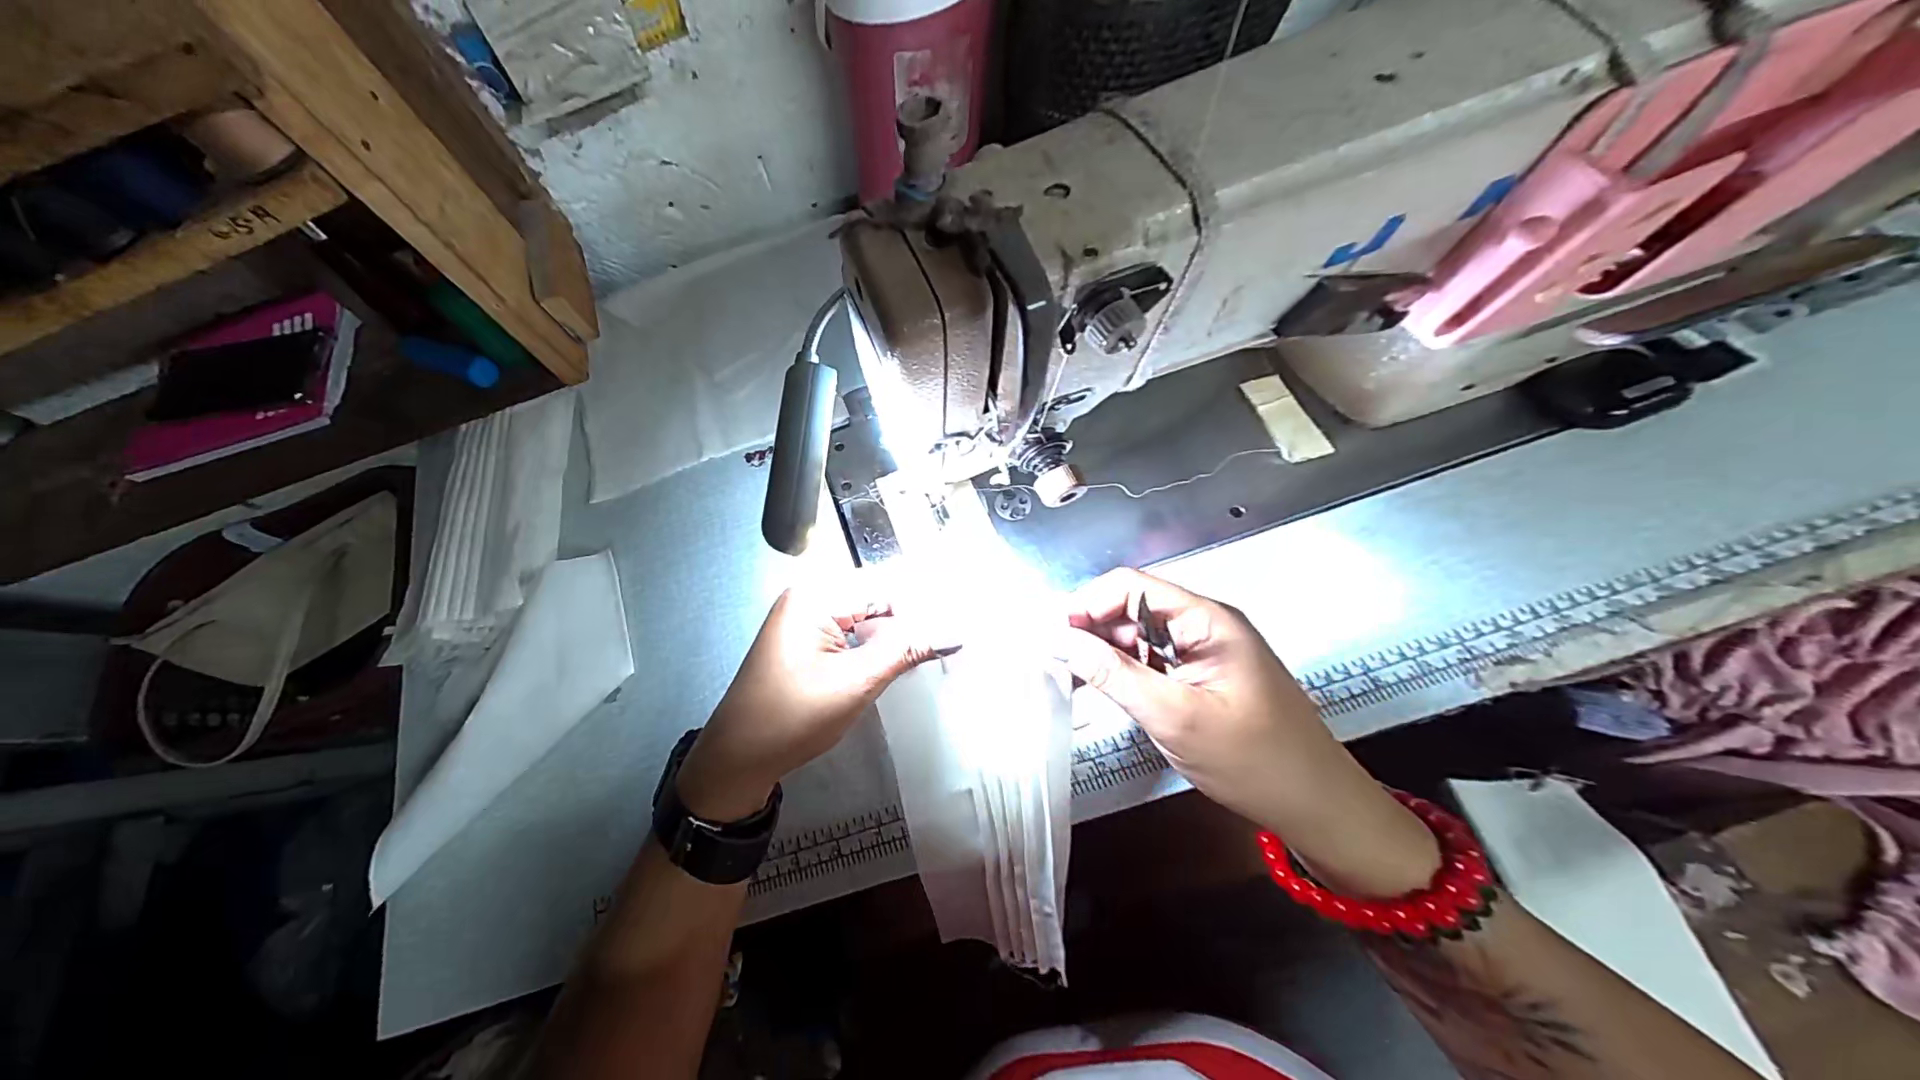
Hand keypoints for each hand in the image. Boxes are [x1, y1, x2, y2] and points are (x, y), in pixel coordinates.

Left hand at [676, 570, 942, 821]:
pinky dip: (880, 644)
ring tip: (940, 645)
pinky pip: (856, 632)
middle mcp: (811, 597)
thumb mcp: (855, 683)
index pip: (886, 586)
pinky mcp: (811, 641)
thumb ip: (906, 649)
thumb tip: (954, 631)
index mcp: (815, 596)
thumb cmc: (791, 719)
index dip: (926, 603)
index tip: (962, 623)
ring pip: (871, 616)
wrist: (737, 759)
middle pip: (879, 597)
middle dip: (916, 617)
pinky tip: (906, 657)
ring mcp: (808, 619)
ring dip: (900, 633)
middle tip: (956, 637)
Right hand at [1054, 568, 1439, 896]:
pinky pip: (1154, 663)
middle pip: (1133, 608)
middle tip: (1060, 667)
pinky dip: (1126, 674)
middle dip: (1092, 631)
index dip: (1087, 605)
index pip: (1131, 586)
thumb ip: (1113, 673)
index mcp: (1206, 620)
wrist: (1317, 806)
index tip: (1055, 638)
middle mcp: (1205, 626)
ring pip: (1140, 637)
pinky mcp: (1203, 678)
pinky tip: (1107, 694)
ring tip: (1077, 683)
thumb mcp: (1175, 716)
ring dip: (1106, 655)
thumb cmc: (1255, 761)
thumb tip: (1061, 640)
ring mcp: (1205, 652)